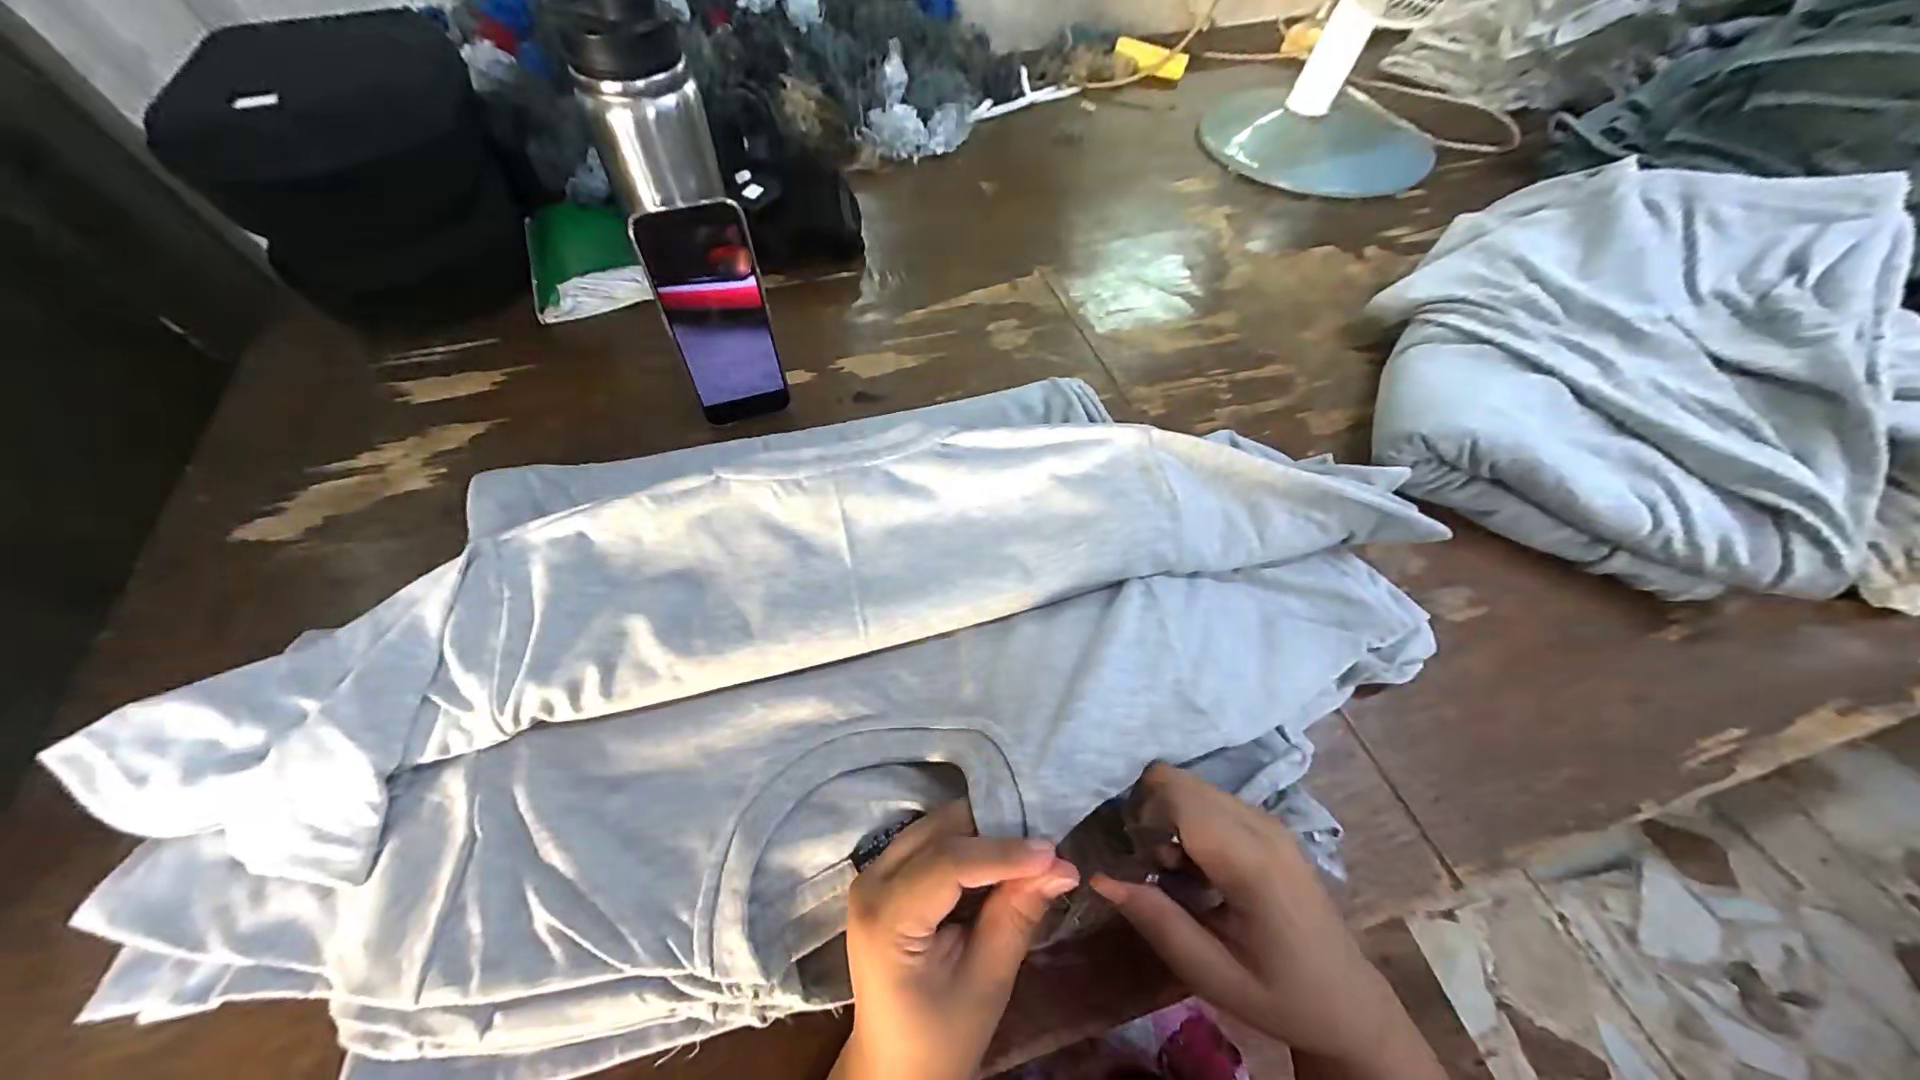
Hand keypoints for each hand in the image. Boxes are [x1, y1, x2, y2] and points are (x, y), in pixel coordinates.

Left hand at [831, 802, 1079, 1079]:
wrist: (894, 1066)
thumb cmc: (940, 1036)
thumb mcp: (987, 982)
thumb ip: (1017, 915)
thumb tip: (1061, 865)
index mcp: (886, 918)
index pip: (948, 863)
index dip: (1003, 852)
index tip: (1054, 852)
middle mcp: (871, 882)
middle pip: (939, 833)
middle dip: (995, 832)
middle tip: (1046, 849)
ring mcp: (873, 873)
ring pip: (936, 827)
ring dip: (983, 831)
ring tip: (1029, 851)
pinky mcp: (884, 874)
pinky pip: (930, 840)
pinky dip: (968, 841)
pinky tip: (1000, 856)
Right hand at [1090, 763, 1442, 1079]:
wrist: (1349, 1003)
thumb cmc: (1279, 996)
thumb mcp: (1211, 974)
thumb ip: (1156, 920)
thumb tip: (1099, 876)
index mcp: (1250, 862)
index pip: (1177, 795)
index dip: (1140, 812)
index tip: (1129, 855)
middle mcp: (1262, 825)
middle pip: (1180, 781)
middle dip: (1148, 809)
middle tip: (1144, 863)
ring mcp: (1269, 820)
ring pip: (1192, 785)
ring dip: (1167, 814)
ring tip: (1168, 869)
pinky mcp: (1269, 823)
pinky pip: (1210, 798)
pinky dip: (1186, 817)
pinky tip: (1192, 864)